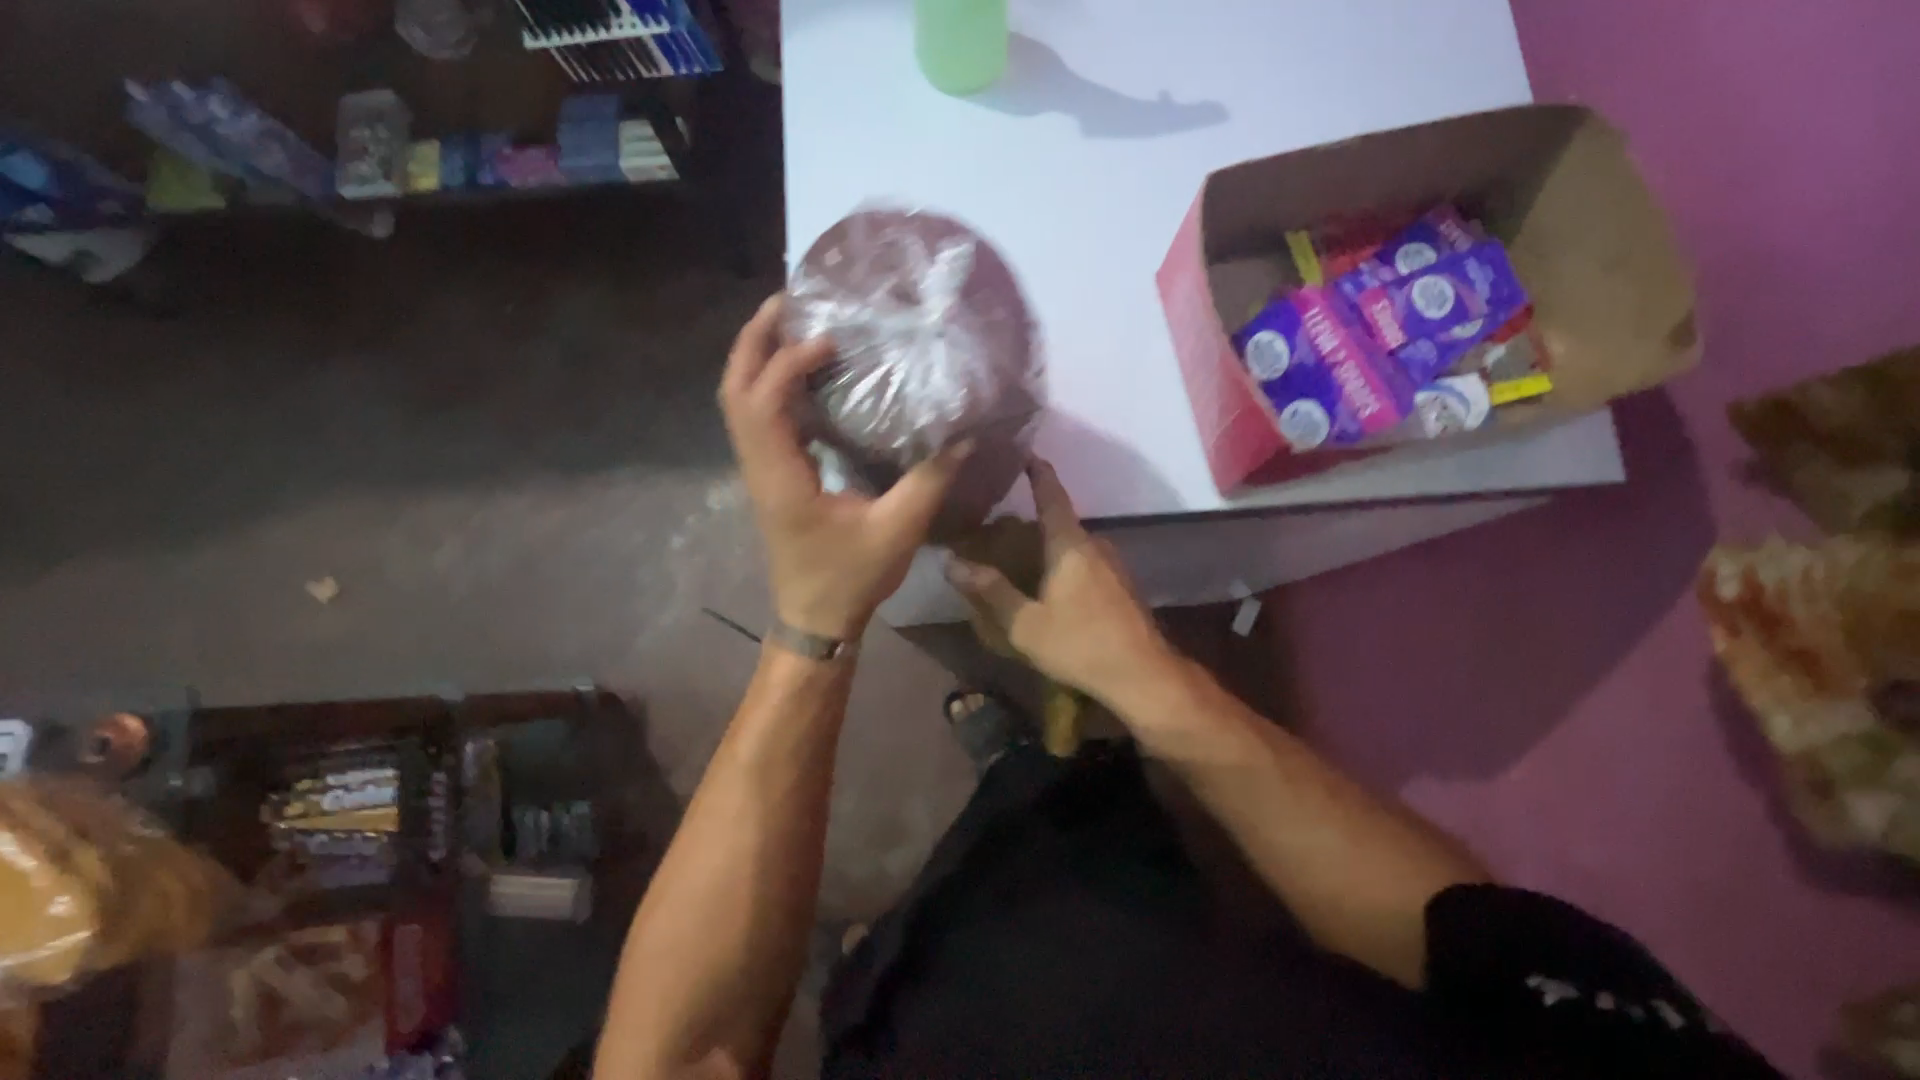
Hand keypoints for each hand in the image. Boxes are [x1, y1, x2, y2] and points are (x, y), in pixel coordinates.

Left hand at [720, 295, 970, 639]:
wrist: (815, 619)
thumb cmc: (849, 579)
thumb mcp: (896, 532)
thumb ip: (928, 482)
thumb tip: (963, 436)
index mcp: (781, 477)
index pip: (764, 403)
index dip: (789, 362)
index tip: (831, 341)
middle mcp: (759, 467)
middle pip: (734, 390)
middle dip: (754, 341)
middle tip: (789, 301)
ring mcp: (760, 472)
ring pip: (738, 402)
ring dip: (757, 358)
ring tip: (792, 323)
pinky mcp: (771, 477)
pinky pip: (756, 418)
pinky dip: (769, 384)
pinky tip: (804, 374)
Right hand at [944, 459, 1178, 704]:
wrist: (1142, 675)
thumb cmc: (1080, 644)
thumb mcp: (1025, 623)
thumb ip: (990, 590)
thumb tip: (950, 562)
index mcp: (1070, 544)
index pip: (1052, 496)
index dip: (1038, 473)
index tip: (1026, 452)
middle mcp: (1095, 545)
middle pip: (1061, 522)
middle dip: (1034, 520)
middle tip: (1002, 524)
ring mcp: (1114, 566)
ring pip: (1075, 546)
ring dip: (1050, 547)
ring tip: (1021, 557)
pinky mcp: (1122, 588)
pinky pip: (1087, 564)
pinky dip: (1065, 565)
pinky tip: (1051, 586)